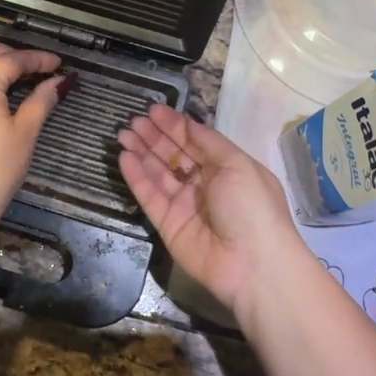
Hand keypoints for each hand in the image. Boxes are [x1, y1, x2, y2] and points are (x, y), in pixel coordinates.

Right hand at [117, 105, 306, 320]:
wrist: (253, 265)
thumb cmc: (252, 207)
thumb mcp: (237, 164)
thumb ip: (208, 142)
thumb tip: (187, 123)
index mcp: (227, 169)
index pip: (195, 142)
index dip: (175, 125)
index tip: (153, 110)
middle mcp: (205, 185)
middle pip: (174, 155)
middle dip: (154, 137)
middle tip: (133, 121)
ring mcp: (185, 205)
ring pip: (158, 173)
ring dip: (141, 152)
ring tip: (123, 133)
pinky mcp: (168, 224)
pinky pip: (149, 197)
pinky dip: (137, 177)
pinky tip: (125, 157)